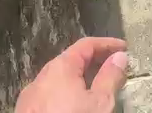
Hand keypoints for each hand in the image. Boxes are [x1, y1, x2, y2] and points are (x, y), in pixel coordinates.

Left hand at [15, 37, 129, 112]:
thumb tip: (119, 57)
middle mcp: (40, 79)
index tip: (124, 49)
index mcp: (59, 68)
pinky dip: (65, 96)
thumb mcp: (99, 104)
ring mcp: (27, 100)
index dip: (108, 44)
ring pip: (58, 81)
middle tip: (113, 68)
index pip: (86, 45)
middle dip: (93, 63)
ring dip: (78, 81)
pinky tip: (74, 107)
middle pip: (71, 62)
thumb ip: (110, 78)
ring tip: (96, 90)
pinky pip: (48, 97)